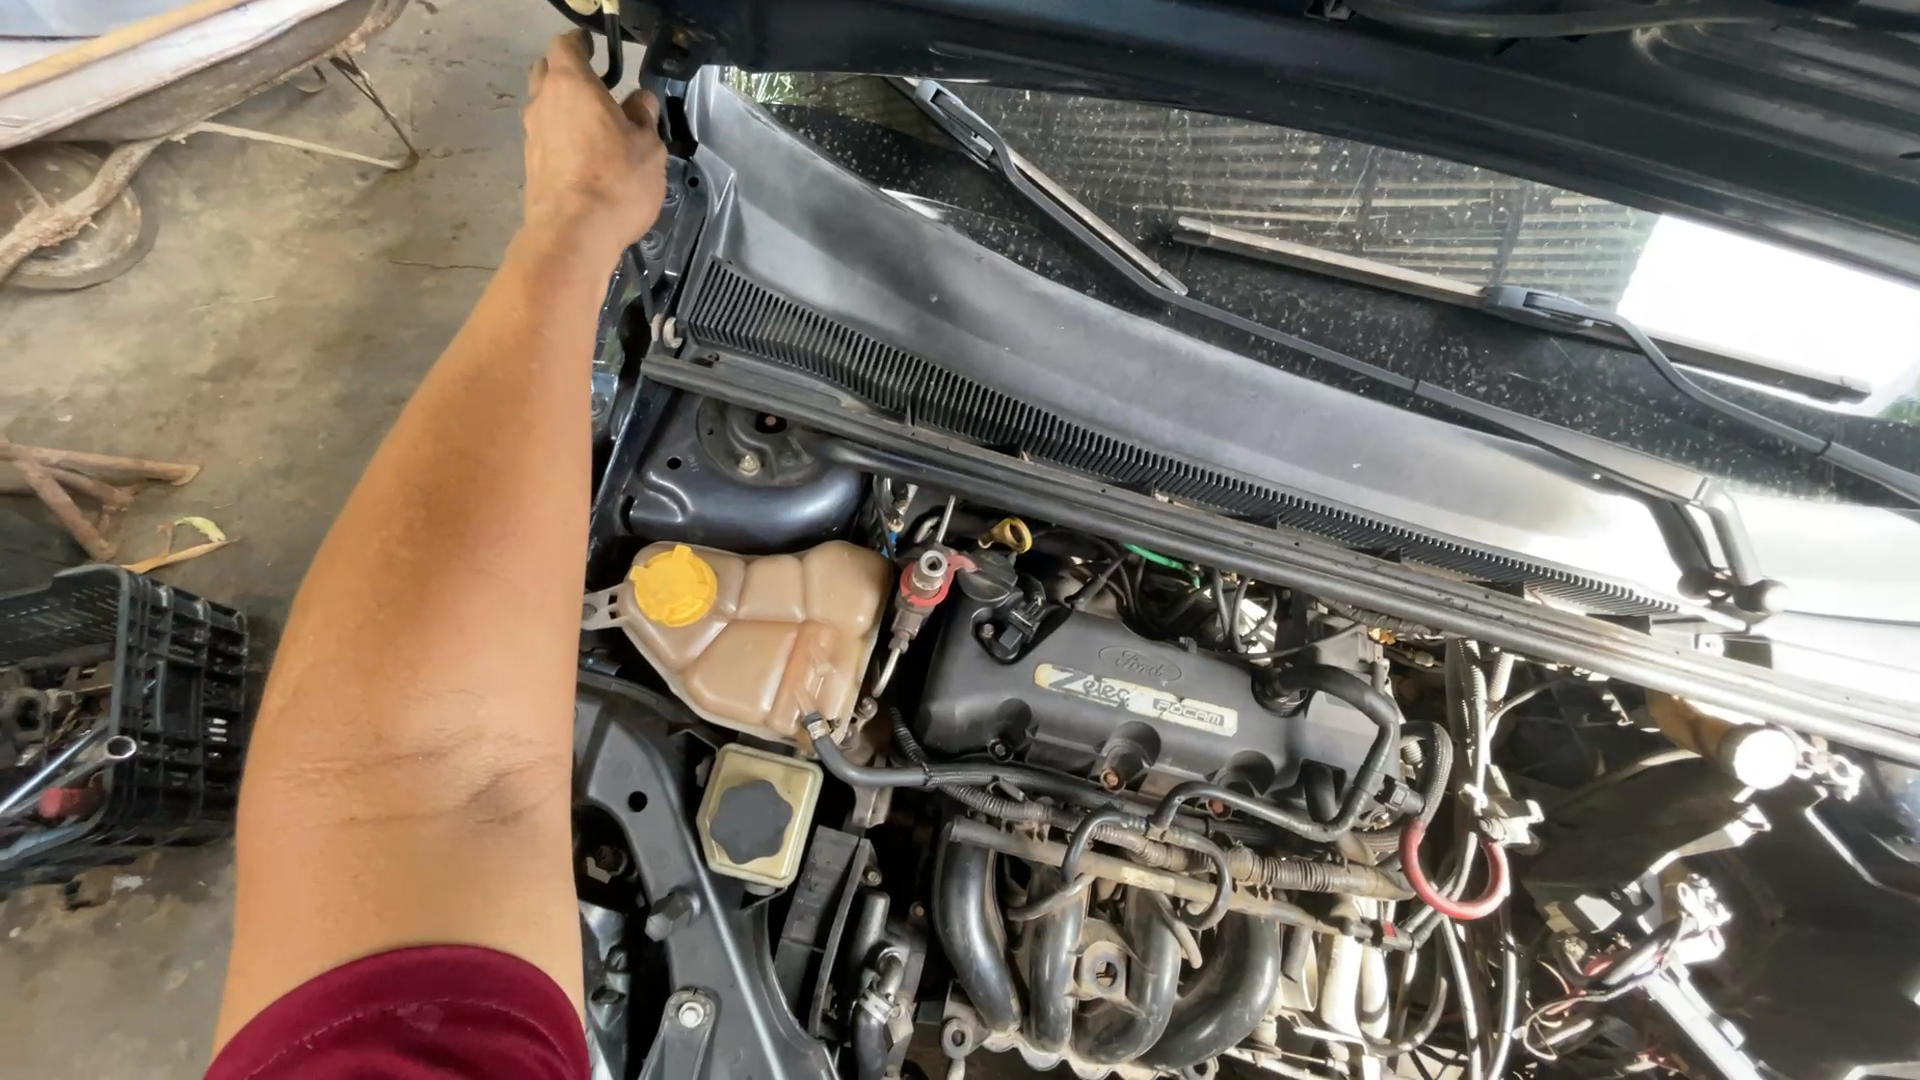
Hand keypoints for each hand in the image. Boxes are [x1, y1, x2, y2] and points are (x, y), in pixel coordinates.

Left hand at [522, 30, 667, 254]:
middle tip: (593, 89)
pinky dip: (563, 140)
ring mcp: (533, 134)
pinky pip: (548, 139)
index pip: (566, 45)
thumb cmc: (617, 181)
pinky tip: (585, 160)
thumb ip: (644, 118)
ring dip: (565, 111)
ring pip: (546, 107)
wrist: (575, 231)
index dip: (580, 44)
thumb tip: (641, 100)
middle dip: (566, 73)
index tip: (593, 49)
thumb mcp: (649, 148)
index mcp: (572, 84)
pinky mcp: (532, 165)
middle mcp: (544, 101)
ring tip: (594, 130)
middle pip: (547, 72)